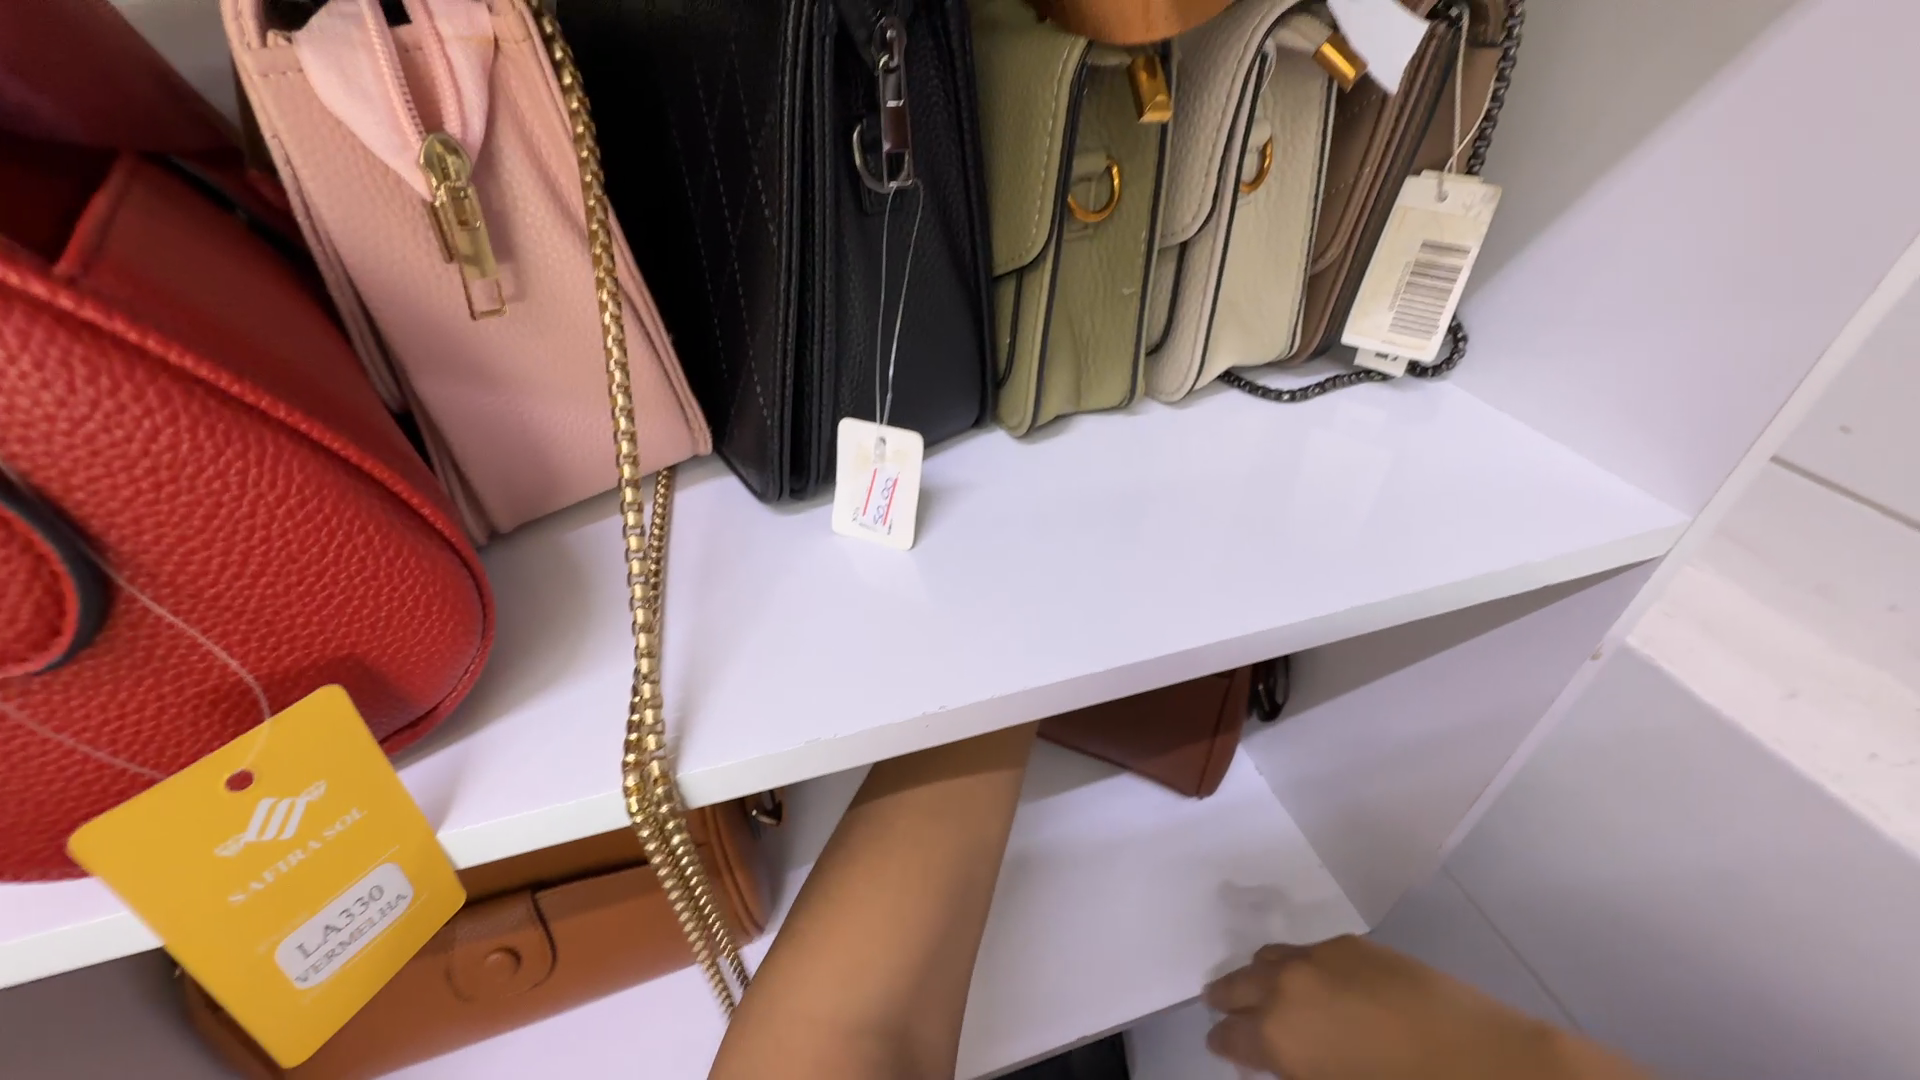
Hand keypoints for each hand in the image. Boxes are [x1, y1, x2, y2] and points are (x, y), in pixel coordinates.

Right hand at [1203, 936, 1644, 1079]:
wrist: (1481, 1060)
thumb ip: (1295, 1073)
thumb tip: (1277, 1064)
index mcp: (1278, 1036)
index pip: (1227, 1035)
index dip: (1223, 1044)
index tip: (1223, 1047)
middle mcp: (1284, 988)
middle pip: (1235, 986)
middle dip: (1226, 1001)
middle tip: (1221, 1008)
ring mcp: (1316, 959)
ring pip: (1265, 959)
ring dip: (1258, 978)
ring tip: (1266, 992)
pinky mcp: (1349, 946)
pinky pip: (1304, 951)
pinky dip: (1296, 967)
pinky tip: (1316, 984)